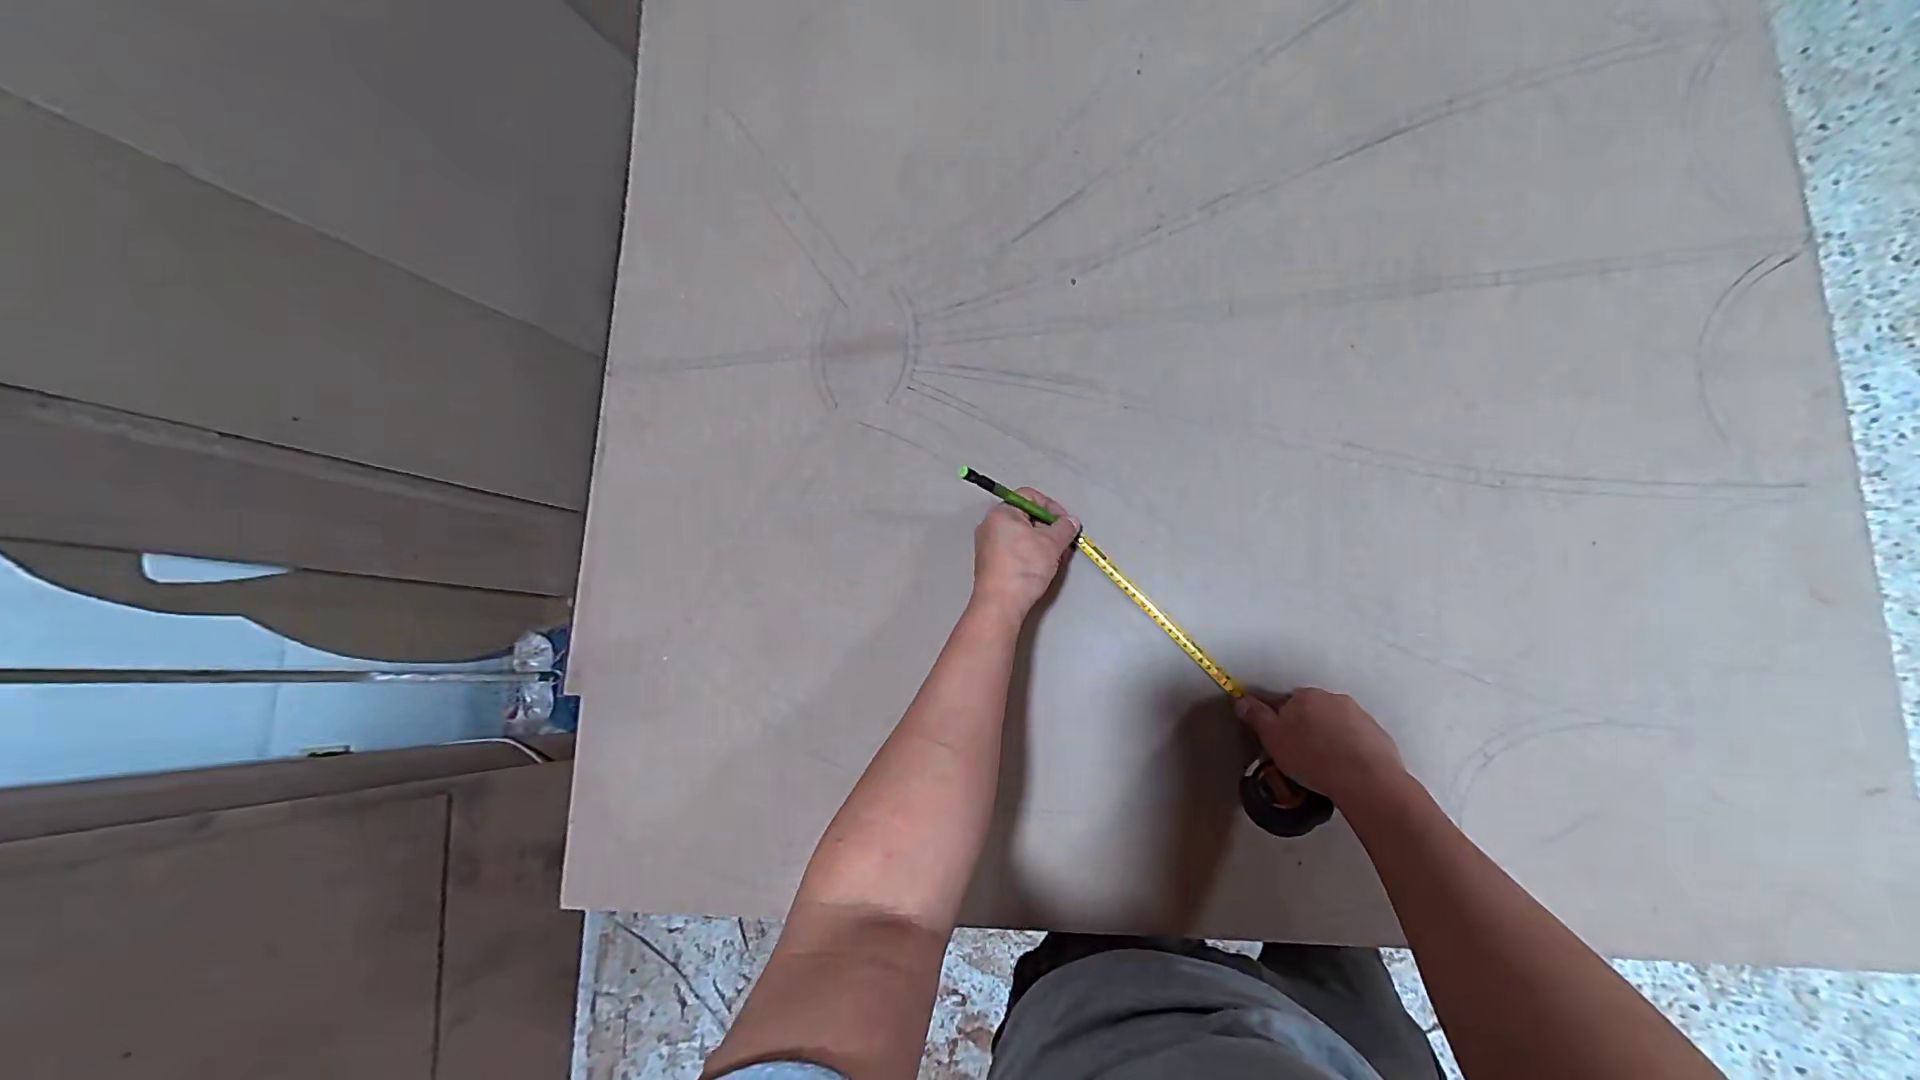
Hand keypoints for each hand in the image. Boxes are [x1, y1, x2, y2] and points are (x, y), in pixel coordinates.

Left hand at [970, 488, 1078, 618]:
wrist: (1001, 603)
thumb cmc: (1022, 568)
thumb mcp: (1052, 543)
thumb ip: (1064, 528)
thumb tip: (1070, 522)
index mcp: (1001, 513)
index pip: (1029, 496)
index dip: (1051, 507)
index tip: (1064, 522)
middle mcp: (991, 525)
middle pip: (1026, 516)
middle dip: (1048, 527)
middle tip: (1062, 541)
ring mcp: (989, 545)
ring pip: (1022, 535)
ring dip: (1042, 543)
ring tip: (1054, 557)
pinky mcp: (991, 563)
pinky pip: (1015, 550)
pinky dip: (1030, 554)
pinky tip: (1041, 568)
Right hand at [1234, 688, 1409, 809]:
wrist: (1365, 781)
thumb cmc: (1314, 758)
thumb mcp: (1272, 737)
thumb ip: (1255, 716)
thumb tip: (1242, 702)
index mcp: (1305, 696)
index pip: (1284, 702)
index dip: (1277, 721)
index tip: (1277, 739)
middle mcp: (1334, 700)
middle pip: (1311, 711)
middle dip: (1305, 728)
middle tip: (1298, 754)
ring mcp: (1359, 717)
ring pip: (1335, 725)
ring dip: (1327, 738)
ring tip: (1322, 766)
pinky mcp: (1378, 737)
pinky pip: (1356, 740)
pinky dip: (1349, 751)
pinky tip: (1342, 770)